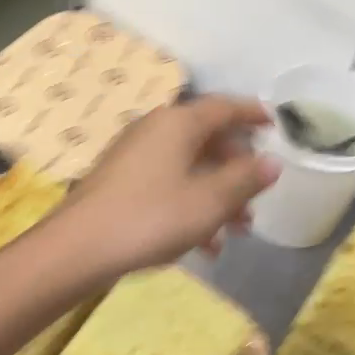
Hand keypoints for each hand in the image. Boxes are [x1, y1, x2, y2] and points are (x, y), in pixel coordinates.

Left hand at [52, 96, 280, 275]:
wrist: (79, 247)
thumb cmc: (151, 218)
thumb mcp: (209, 202)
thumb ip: (244, 180)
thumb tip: (272, 161)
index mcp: (178, 123)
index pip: (224, 107)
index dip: (252, 114)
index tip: (275, 126)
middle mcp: (155, 130)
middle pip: (207, 141)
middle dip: (237, 172)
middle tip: (256, 201)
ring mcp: (134, 157)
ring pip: (188, 169)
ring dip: (216, 198)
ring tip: (236, 233)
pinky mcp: (120, 183)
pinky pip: (167, 187)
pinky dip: (189, 208)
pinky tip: (204, 248)